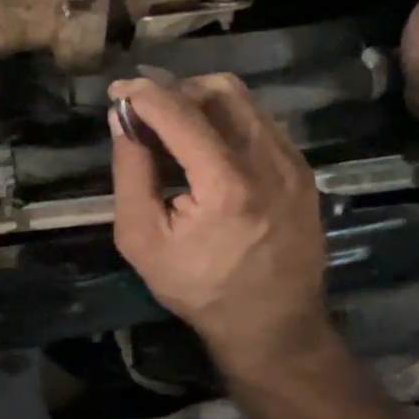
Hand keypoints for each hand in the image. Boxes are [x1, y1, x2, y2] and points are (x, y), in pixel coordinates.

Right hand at [109, 73, 333, 369]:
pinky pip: (258, 118)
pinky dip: (226, 116)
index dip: (143, 93)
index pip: (179, 111)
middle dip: (173, 90)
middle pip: (215, 90)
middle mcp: (267, 161)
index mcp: (226, 184)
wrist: (275, 328)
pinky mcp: (301, 168)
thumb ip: (130, 171)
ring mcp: (291, 162)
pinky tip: (206, 141)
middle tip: (146, 110)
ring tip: (174, 122)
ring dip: (200, 98)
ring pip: (241, 98)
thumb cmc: (200, 289)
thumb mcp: (142, 239)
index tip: (117, 91)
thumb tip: (123, 117)